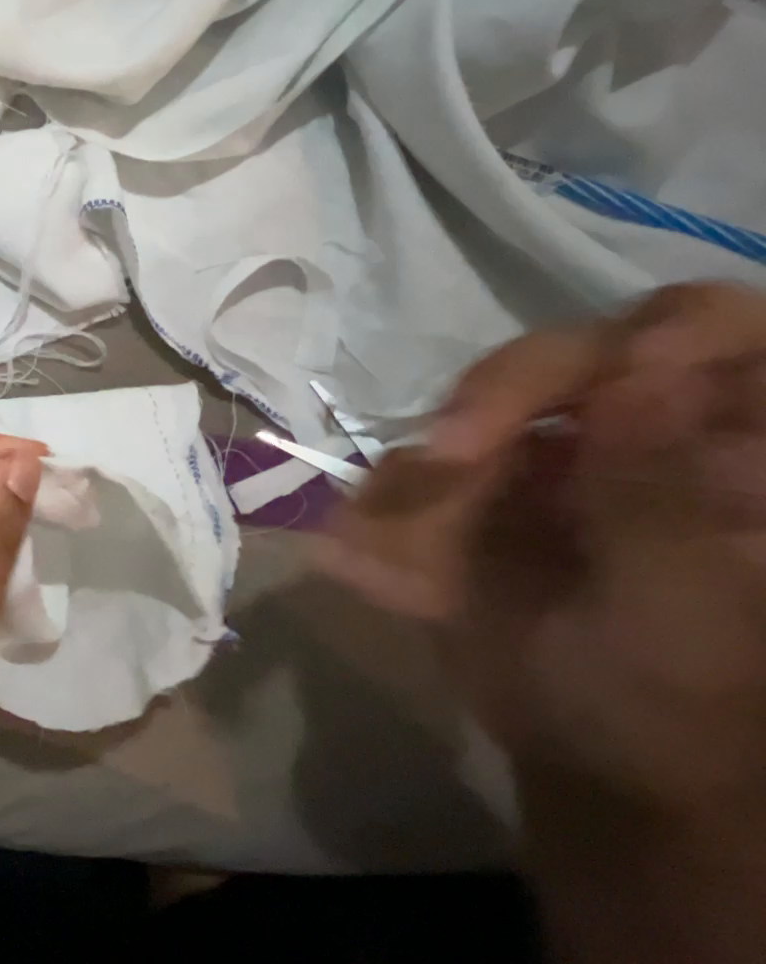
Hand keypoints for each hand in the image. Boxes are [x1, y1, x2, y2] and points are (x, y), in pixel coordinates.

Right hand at [318, 282, 765, 820]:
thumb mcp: (679, 610)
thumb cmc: (671, 704)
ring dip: (419, 479)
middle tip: (443, 459)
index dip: (661, 332)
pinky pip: (408, 477)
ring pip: (463, 419)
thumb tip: (636, 370)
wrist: (590, 764)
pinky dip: (378, 518)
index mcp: (736, 448)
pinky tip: (368, 570)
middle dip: (492, 402)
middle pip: (562, 359)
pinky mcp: (475, 494)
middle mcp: (641, 431)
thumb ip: (658, 497)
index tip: (588, 387)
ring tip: (401, 560)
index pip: (710, 333)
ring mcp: (548, 459)